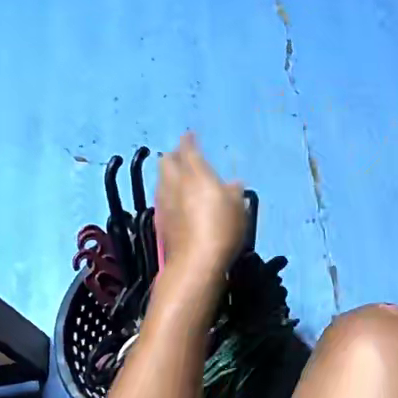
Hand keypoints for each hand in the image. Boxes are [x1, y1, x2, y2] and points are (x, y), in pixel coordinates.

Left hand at [153, 133, 247, 291]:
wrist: (195, 262)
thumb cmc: (222, 229)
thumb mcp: (238, 209)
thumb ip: (234, 192)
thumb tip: (232, 184)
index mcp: (196, 174)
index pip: (188, 150)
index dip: (188, 141)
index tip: (189, 135)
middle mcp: (175, 183)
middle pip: (167, 161)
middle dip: (173, 155)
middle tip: (182, 155)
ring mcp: (164, 201)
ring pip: (161, 178)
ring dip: (167, 173)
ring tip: (177, 175)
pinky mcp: (160, 219)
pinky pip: (161, 196)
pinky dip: (166, 191)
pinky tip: (173, 197)